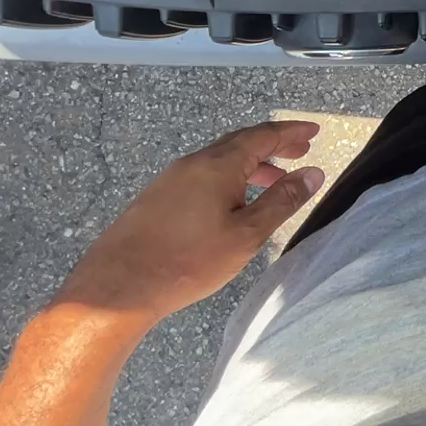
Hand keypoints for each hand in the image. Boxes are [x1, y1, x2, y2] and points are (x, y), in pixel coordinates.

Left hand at [53, 120, 324, 324]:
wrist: (110, 293)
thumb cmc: (187, 262)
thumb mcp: (246, 235)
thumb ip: (283, 200)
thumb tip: (314, 172)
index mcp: (219, 165)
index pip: (264, 136)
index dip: (292, 132)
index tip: (314, 131)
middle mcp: (193, 163)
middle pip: (240, 142)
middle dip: (273, 145)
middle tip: (299, 152)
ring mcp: (169, 180)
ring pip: (219, 160)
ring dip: (250, 163)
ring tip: (271, 180)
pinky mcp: (152, 200)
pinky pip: (201, 175)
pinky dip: (227, 177)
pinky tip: (230, 202)